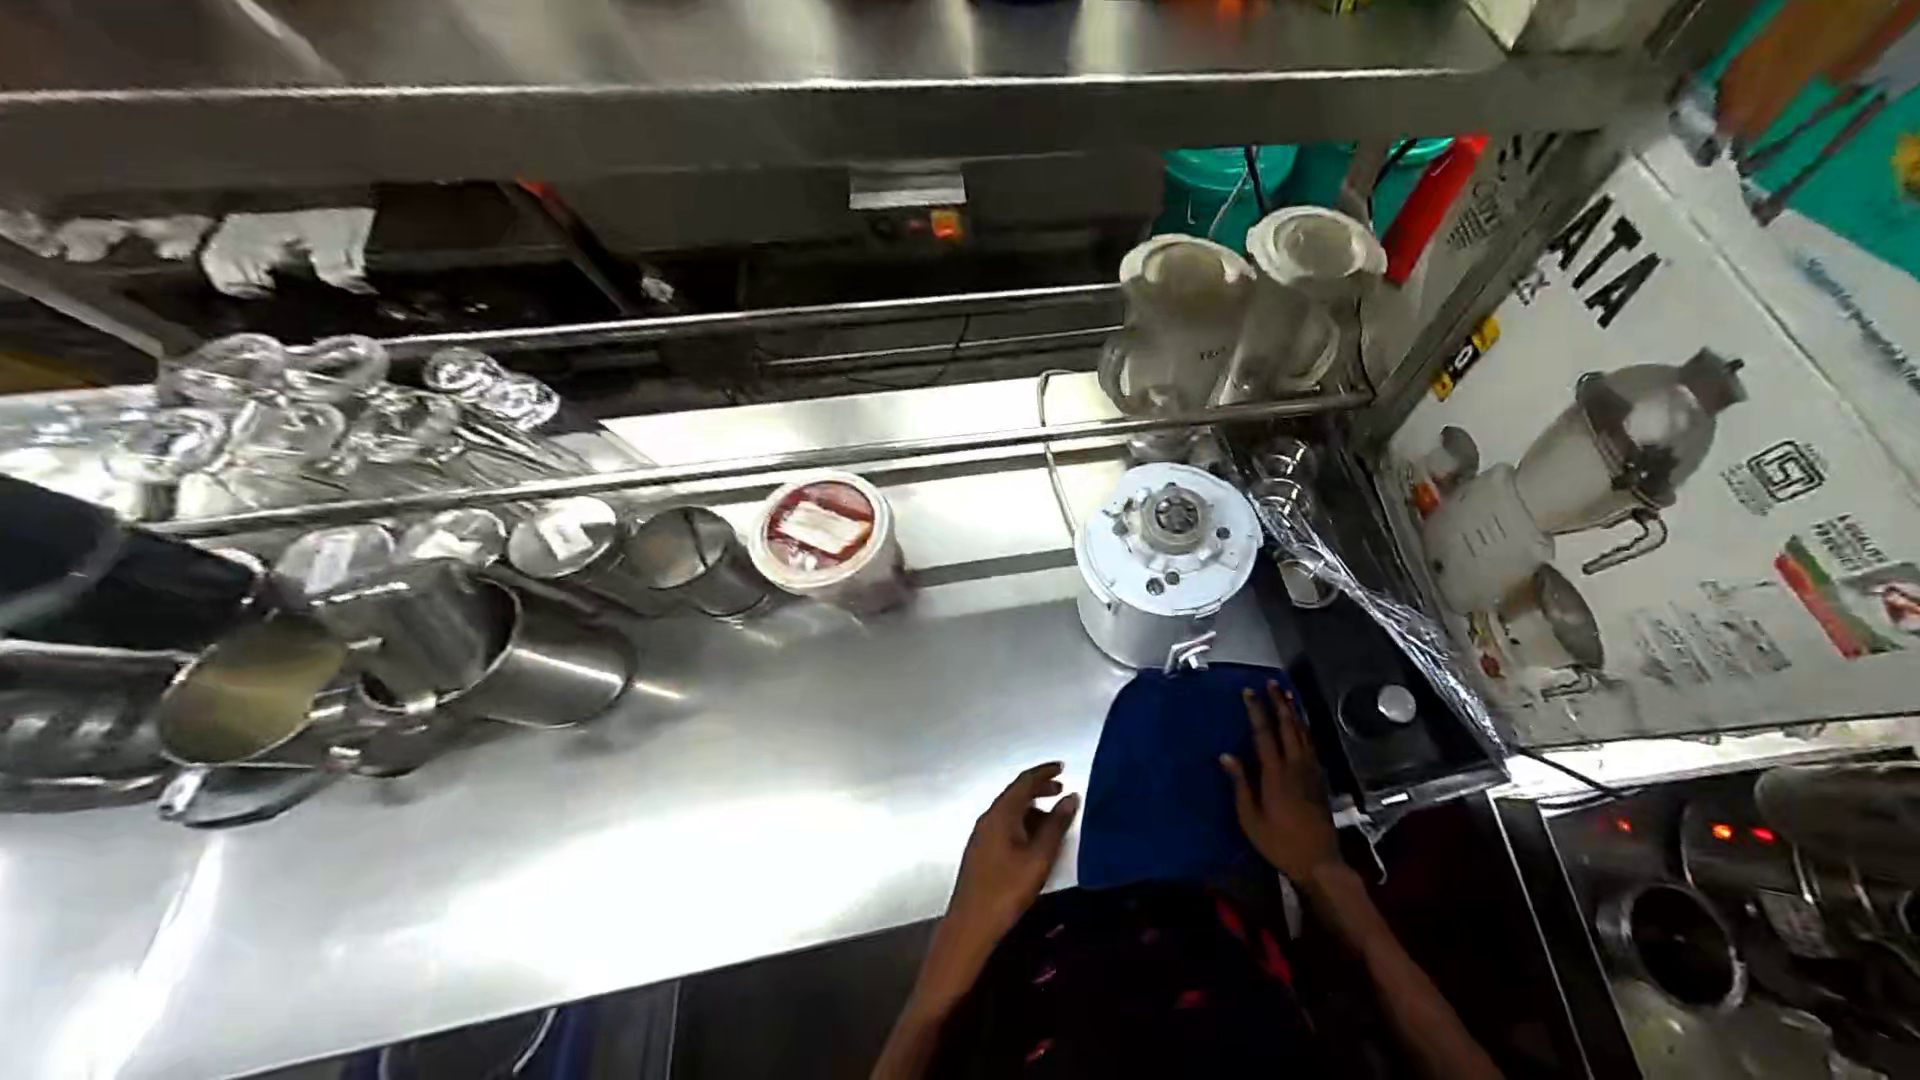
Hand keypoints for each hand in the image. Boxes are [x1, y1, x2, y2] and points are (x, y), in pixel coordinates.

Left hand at [949, 762, 1079, 943]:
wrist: (971, 923)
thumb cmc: (1007, 889)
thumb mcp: (1039, 857)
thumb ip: (1056, 825)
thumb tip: (1070, 797)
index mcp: (1001, 813)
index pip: (1023, 781)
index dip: (1043, 772)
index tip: (1062, 766)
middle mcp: (988, 817)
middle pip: (1015, 794)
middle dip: (1039, 788)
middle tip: (1061, 790)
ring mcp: (982, 833)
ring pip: (1010, 811)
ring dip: (1033, 808)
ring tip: (1054, 820)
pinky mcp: (981, 849)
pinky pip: (1005, 824)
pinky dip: (1023, 822)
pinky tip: (1035, 841)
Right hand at [1219, 681, 1341, 880]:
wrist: (1319, 862)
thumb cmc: (1278, 842)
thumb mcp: (1250, 817)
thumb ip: (1240, 784)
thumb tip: (1226, 755)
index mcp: (1276, 773)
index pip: (1264, 734)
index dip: (1257, 711)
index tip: (1249, 692)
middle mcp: (1296, 767)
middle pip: (1288, 727)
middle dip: (1279, 704)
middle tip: (1272, 684)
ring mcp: (1311, 772)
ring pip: (1304, 734)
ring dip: (1294, 713)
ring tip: (1287, 696)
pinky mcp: (1320, 780)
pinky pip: (1312, 746)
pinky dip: (1306, 730)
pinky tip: (1302, 726)